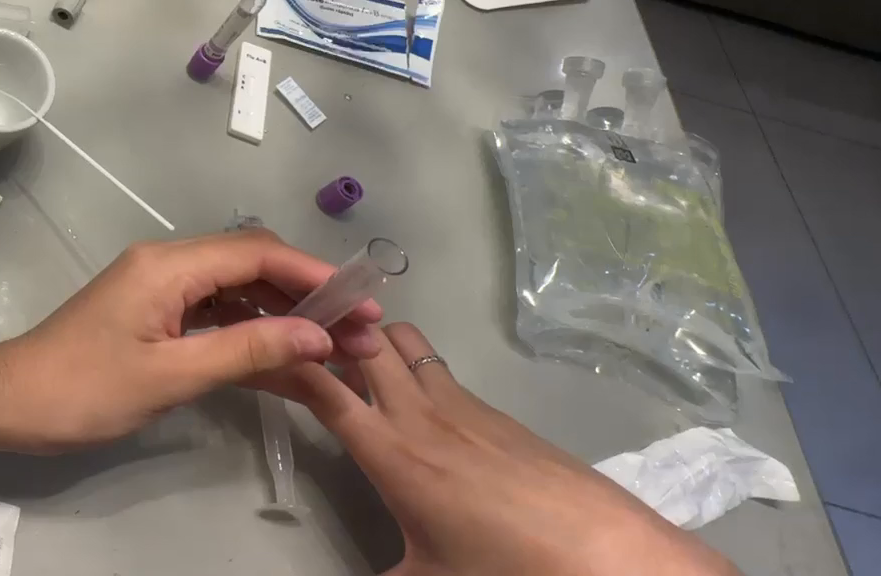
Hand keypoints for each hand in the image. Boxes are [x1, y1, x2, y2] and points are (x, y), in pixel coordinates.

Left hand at [0, 229, 383, 450]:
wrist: (18, 400)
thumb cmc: (87, 388)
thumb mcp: (172, 374)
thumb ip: (247, 351)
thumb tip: (319, 335)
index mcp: (166, 265)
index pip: (254, 251)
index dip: (312, 272)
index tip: (364, 302)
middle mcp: (165, 265)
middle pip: (248, 265)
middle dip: (305, 294)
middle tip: (361, 333)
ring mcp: (159, 290)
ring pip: (235, 291)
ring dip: (283, 316)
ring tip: (338, 351)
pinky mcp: (155, 315)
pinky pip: (213, 315)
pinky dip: (251, 334)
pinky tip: (289, 362)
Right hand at [279, 323, 740, 575]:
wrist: (619, 562)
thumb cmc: (509, 571)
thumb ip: (382, 573)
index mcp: (389, 450)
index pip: (318, 384)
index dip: (284, 360)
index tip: (261, 347)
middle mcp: (416, 412)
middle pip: (361, 335)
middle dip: (332, 329)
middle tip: (308, 343)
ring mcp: (459, 403)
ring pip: (401, 336)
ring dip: (373, 339)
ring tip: (360, 365)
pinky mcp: (495, 410)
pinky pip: (438, 369)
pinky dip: (414, 369)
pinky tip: (423, 410)